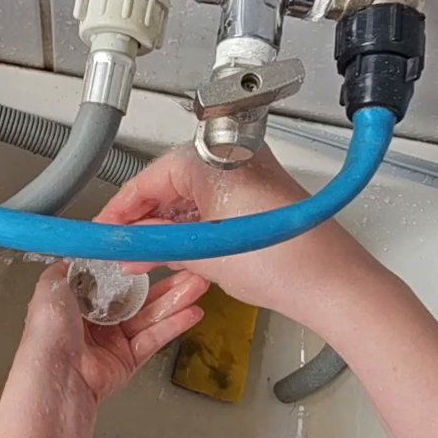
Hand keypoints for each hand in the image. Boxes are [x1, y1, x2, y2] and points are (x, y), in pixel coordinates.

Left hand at [15, 263, 208, 405]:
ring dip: (175, 300)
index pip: (113, 277)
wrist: (57, 375)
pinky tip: (192, 311)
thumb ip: (69, 269)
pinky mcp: (128, 359)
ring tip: (198, 284)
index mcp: (76, 300)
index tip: (156, 251)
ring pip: (150, 315)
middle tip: (188, 267)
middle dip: (164, 282)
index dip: (135, 264)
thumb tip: (81, 253)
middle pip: (137, 296)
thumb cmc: (48, 332)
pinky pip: (153, 338)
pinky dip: (173, 325)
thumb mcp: (51, 287)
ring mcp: (113, 340)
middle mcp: (95, 319)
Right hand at [94, 143, 381, 325]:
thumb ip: (156, 245)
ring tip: (146, 251)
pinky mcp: (261, 188)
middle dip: (143, 215)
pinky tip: (177, 244)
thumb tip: (128, 248)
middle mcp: (231, 154)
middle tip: (121, 245)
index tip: (104, 229)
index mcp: (212, 158)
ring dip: (167, 219)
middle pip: (169, 180)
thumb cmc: (282, 264)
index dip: (120, 208)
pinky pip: (214, 196)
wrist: (334, 283)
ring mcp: (249, 169)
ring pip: (191, 189)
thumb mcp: (203, 256)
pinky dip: (193, 219)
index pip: (149, 178)